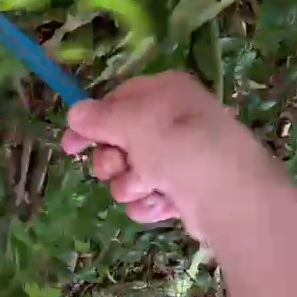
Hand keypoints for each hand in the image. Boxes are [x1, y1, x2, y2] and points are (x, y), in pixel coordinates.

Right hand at [60, 72, 281, 238]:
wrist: (226, 192)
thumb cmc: (179, 145)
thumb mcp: (132, 122)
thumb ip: (99, 118)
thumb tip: (75, 114)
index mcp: (162, 93)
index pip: (115, 102)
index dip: (90, 125)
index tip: (70, 147)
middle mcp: (169, 123)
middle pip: (117, 143)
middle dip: (111, 161)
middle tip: (119, 166)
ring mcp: (176, 159)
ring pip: (127, 176)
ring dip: (130, 185)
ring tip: (150, 186)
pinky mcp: (179, 192)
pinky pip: (145, 198)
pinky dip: (149, 204)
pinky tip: (162, 203)